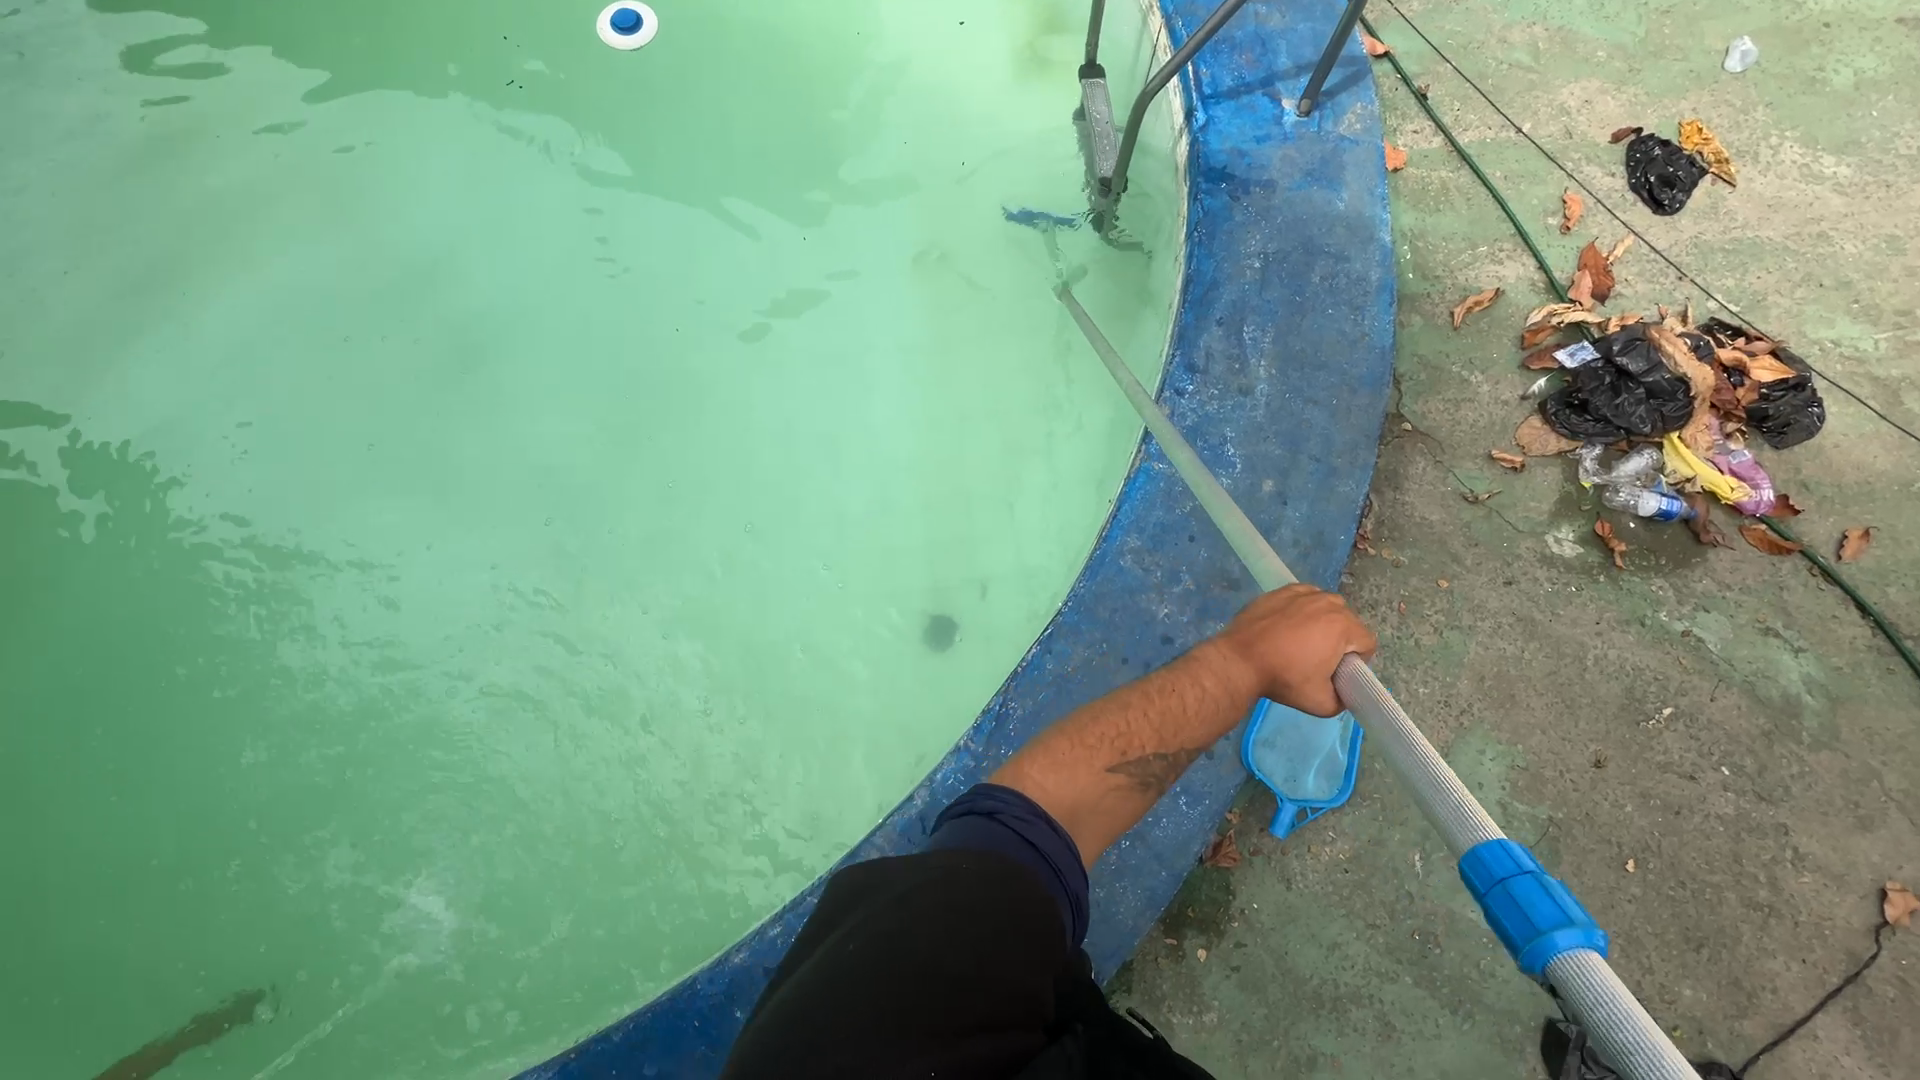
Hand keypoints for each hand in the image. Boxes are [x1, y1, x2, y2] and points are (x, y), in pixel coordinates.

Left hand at [1208, 585, 1376, 716]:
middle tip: (1318, 658)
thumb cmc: (1282, 678)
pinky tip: (1287, 626)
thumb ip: (1344, 700)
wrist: (1238, 661)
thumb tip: (1344, 693)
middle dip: (1340, 640)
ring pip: (1326, 606)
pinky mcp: (1280, 591)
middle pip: (1348, 622)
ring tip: (1302, 642)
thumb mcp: (1322, 703)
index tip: (1337, 671)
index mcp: (1343, 626)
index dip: (1358, 661)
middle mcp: (1327, 602)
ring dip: (1322, 622)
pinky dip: (1302, 609)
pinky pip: (1304, 598)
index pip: (1367, 642)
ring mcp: (1302, 593)